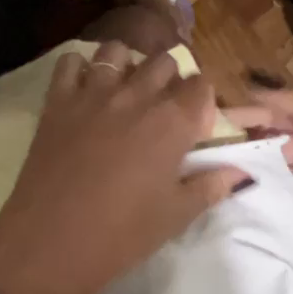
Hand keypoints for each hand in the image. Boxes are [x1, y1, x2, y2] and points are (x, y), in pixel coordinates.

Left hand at [0, 42, 249, 293]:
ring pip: (118, 51)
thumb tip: (240, 173)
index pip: (201, 85)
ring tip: (124, 91)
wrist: (52, 242)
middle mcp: (137, 96)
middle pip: (163, 61)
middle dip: (169, 78)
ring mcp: (94, 93)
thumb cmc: (122, 234)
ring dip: (127, 64)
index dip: (201, 100)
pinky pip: (71, 62)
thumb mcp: (176, 215)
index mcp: (173, 122)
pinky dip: (80, 68)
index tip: (195, 122)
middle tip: (162, 108)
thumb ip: (210, 186)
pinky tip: (84, 90)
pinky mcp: (57, 100)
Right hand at [225, 90, 292, 278]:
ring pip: (273, 178)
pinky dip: (265, 209)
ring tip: (213, 186)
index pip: (275, 114)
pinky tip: (238, 211)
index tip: (208, 123)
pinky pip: (285, 210)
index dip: (245, 116)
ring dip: (249, 180)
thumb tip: (249, 88)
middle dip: (241, 151)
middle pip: (269, 147)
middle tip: (204, 160)